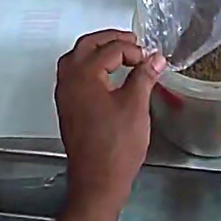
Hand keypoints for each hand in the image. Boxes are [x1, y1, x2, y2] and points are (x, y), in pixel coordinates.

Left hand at [55, 30, 165, 216]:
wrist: (97, 180)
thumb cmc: (115, 147)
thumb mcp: (136, 105)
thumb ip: (144, 76)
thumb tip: (154, 59)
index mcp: (83, 75)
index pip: (110, 49)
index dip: (133, 50)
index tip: (150, 58)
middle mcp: (68, 81)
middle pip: (86, 45)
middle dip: (110, 40)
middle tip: (133, 41)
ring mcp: (65, 95)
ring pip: (77, 59)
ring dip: (98, 51)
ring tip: (122, 53)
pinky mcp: (68, 107)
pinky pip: (75, 75)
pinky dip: (91, 66)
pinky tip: (108, 75)